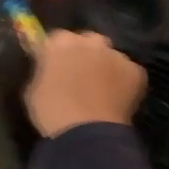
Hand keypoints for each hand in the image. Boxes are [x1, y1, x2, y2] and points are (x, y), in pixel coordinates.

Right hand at [21, 29, 146, 138]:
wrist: (86, 131)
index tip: (50, 65)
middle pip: (87, 40)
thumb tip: (47, 67)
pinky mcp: (135, 71)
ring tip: (96, 89)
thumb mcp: (33, 89)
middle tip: (75, 74)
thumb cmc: (51, 112)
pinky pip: (126, 71)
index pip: (55, 38)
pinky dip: (120, 81)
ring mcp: (116, 55)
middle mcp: (91, 42)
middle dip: (81, 53)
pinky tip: (112, 98)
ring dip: (102, 66)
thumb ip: (43, 71)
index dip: (53, 51)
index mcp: (60, 44)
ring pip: (108, 55)